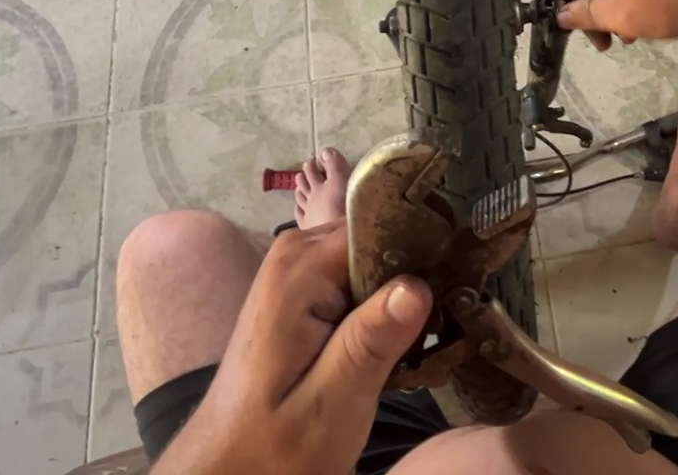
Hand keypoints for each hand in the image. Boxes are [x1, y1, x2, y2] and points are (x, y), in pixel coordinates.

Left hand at [162, 222, 431, 474]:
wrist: (226, 471)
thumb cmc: (272, 450)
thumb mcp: (330, 406)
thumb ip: (370, 342)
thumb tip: (417, 285)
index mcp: (301, 267)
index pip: (383, 227)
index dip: (421, 255)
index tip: (451, 289)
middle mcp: (296, 251)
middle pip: (380, 237)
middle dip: (412, 276)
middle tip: (433, 329)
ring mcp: (296, 265)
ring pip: (373, 255)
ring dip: (398, 294)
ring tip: (415, 340)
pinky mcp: (301, 285)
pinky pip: (356, 273)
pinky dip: (379, 303)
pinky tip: (391, 341)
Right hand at [554, 0, 677, 50]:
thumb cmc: (668, 0)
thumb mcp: (620, 14)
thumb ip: (585, 14)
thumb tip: (560, 14)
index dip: (567, 10)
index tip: (581, 37)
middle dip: (596, 14)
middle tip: (609, 44)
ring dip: (616, 10)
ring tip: (632, 35)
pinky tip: (648, 19)